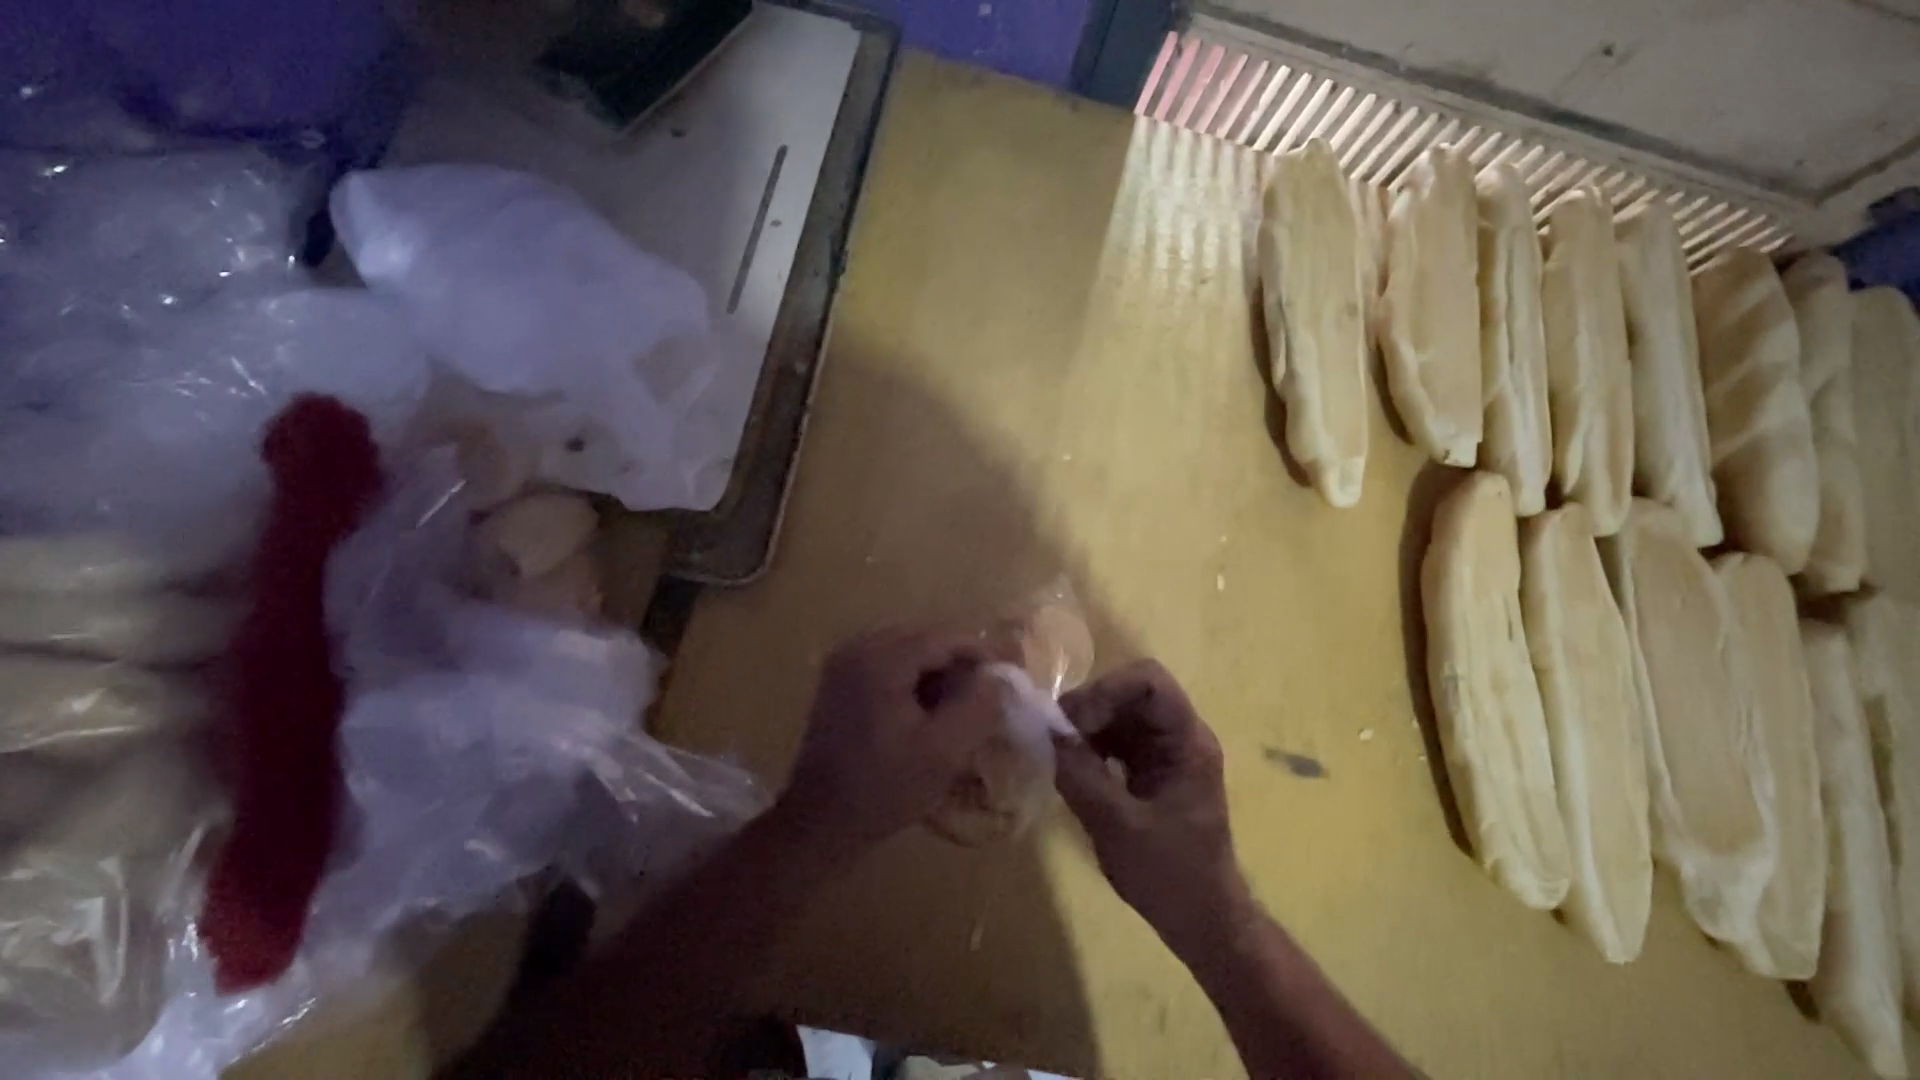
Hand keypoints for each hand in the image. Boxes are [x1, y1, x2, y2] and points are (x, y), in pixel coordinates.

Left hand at [774, 626, 1002, 857]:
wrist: (820, 821)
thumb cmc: (884, 787)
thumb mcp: (943, 752)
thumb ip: (978, 708)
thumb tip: (1000, 679)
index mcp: (881, 659)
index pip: (945, 636)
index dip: (982, 652)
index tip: (1008, 678)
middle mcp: (858, 648)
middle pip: (924, 637)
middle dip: (959, 661)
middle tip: (986, 694)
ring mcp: (843, 663)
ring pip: (907, 650)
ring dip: (937, 671)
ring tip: (959, 706)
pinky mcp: (838, 681)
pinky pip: (887, 664)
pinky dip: (912, 679)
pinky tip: (926, 711)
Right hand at [1054, 660, 1250, 949]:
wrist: (1203, 922)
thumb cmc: (1170, 875)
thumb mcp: (1118, 826)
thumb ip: (1081, 775)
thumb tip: (1047, 732)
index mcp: (1188, 742)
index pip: (1149, 682)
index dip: (1107, 690)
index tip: (1074, 722)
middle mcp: (1180, 738)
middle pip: (1132, 694)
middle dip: (1091, 707)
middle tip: (1056, 736)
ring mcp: (1166, 754)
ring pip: (1121, 715)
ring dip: (1088, 727)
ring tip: (1059, 753)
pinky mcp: (1152, 772)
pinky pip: (1118, 741)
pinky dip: (1092, 747)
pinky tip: (1072, 768)